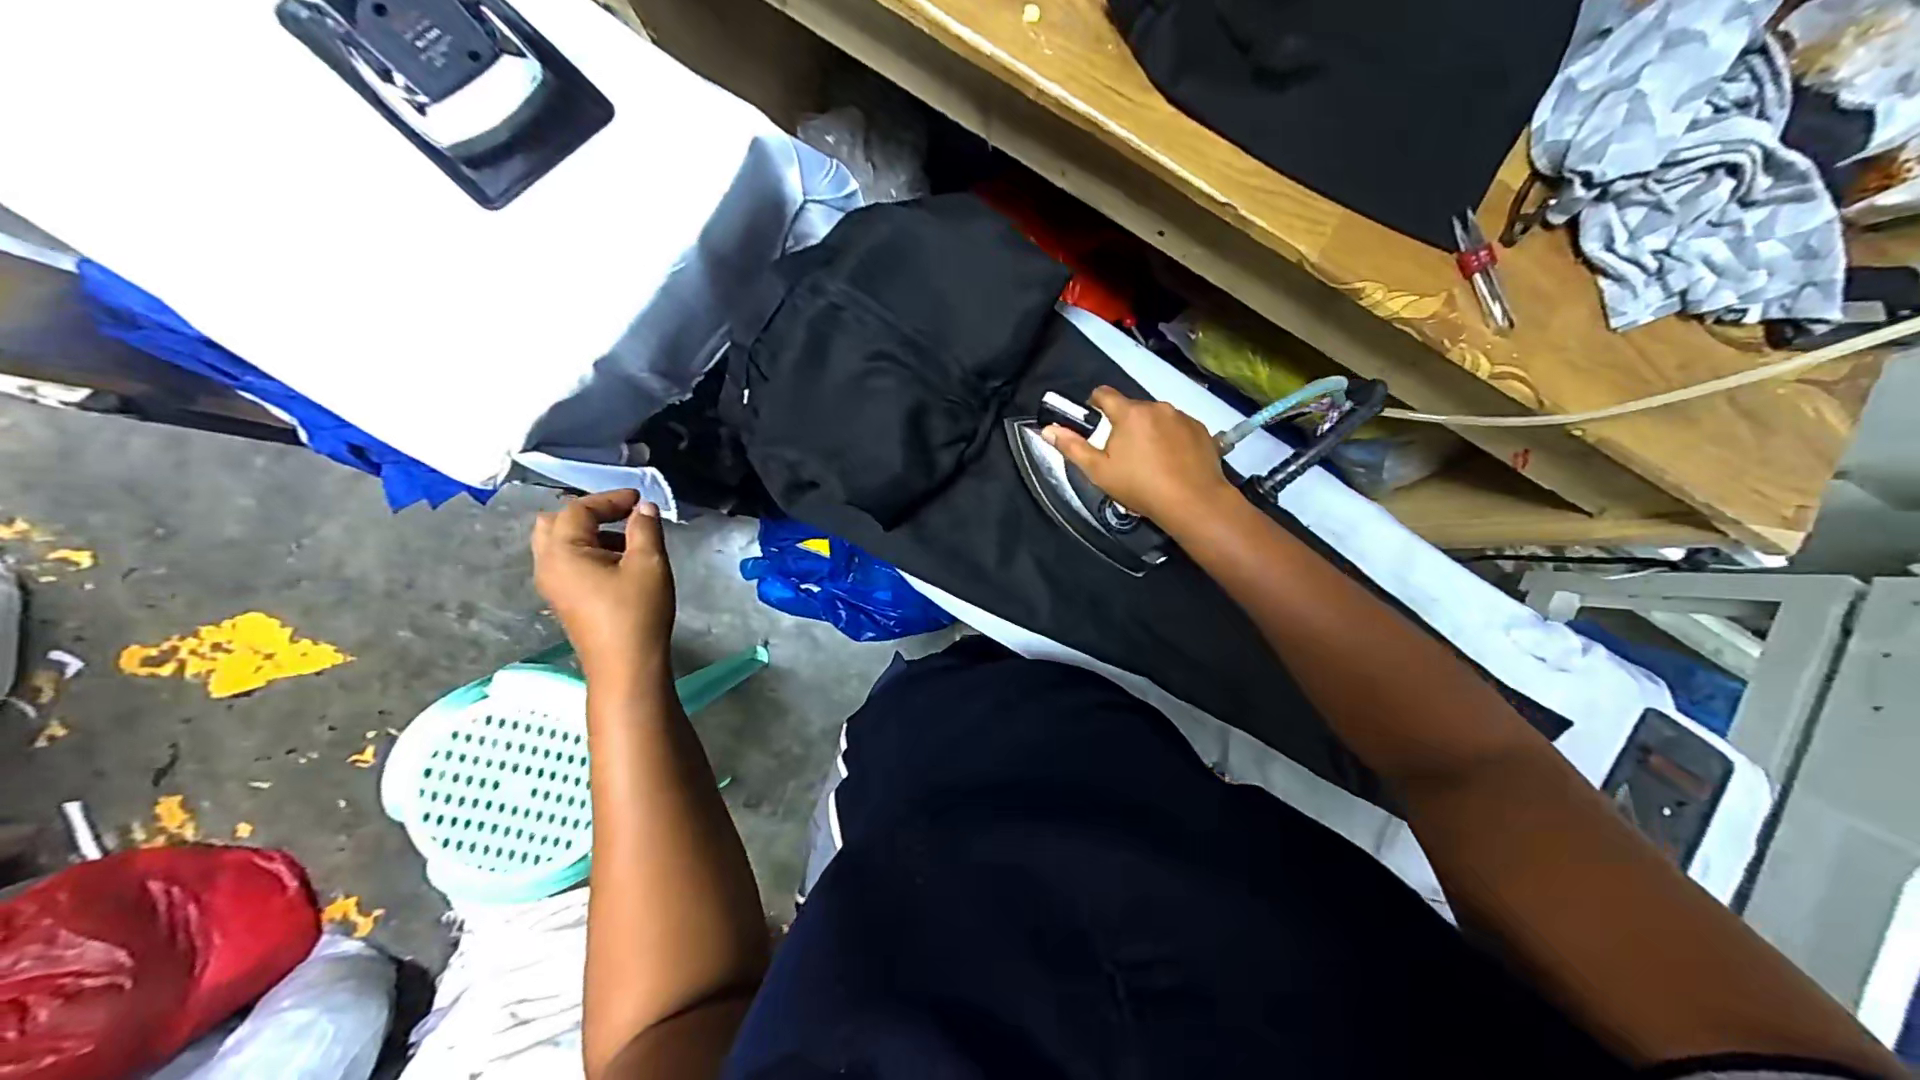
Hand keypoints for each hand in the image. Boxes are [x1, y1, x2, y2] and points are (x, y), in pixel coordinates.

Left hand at [531, 489, 674, 680]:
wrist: (627, 666)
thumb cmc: (637, 612)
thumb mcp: (648, 564)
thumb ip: (645, 528)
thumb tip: (643, 508)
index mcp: (562, 552)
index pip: (578, 509)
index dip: (610, 499)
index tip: (639, 499)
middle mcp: (547, 565)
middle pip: (555, 523)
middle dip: (589, 513)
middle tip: (622, 514)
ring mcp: (552, 585)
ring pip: (559, 544)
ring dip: (589, 533)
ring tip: (626, 538)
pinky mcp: (563, 600)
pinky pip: (567, 563)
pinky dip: (588, 552)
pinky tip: (619, 562)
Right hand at [1043, 386, 1238, 531]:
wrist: (1193, 502)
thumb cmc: (1140, 486)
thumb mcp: (1099, 471)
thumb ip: (1072, 447)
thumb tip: (1048, 429)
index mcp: (1129, 413)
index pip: (1104, 393)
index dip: (1094, 404)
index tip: (1094, 421)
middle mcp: (1157, 407)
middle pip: (1132, 408)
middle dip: (1124, 424)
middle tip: (1122, 454)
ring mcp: (1182, 417)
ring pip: (1157, 418)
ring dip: (1150, 431)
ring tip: (1150, 461)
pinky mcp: (1201, 430)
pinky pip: (1179, 428)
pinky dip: (1173, 439)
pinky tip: (1173, 462)